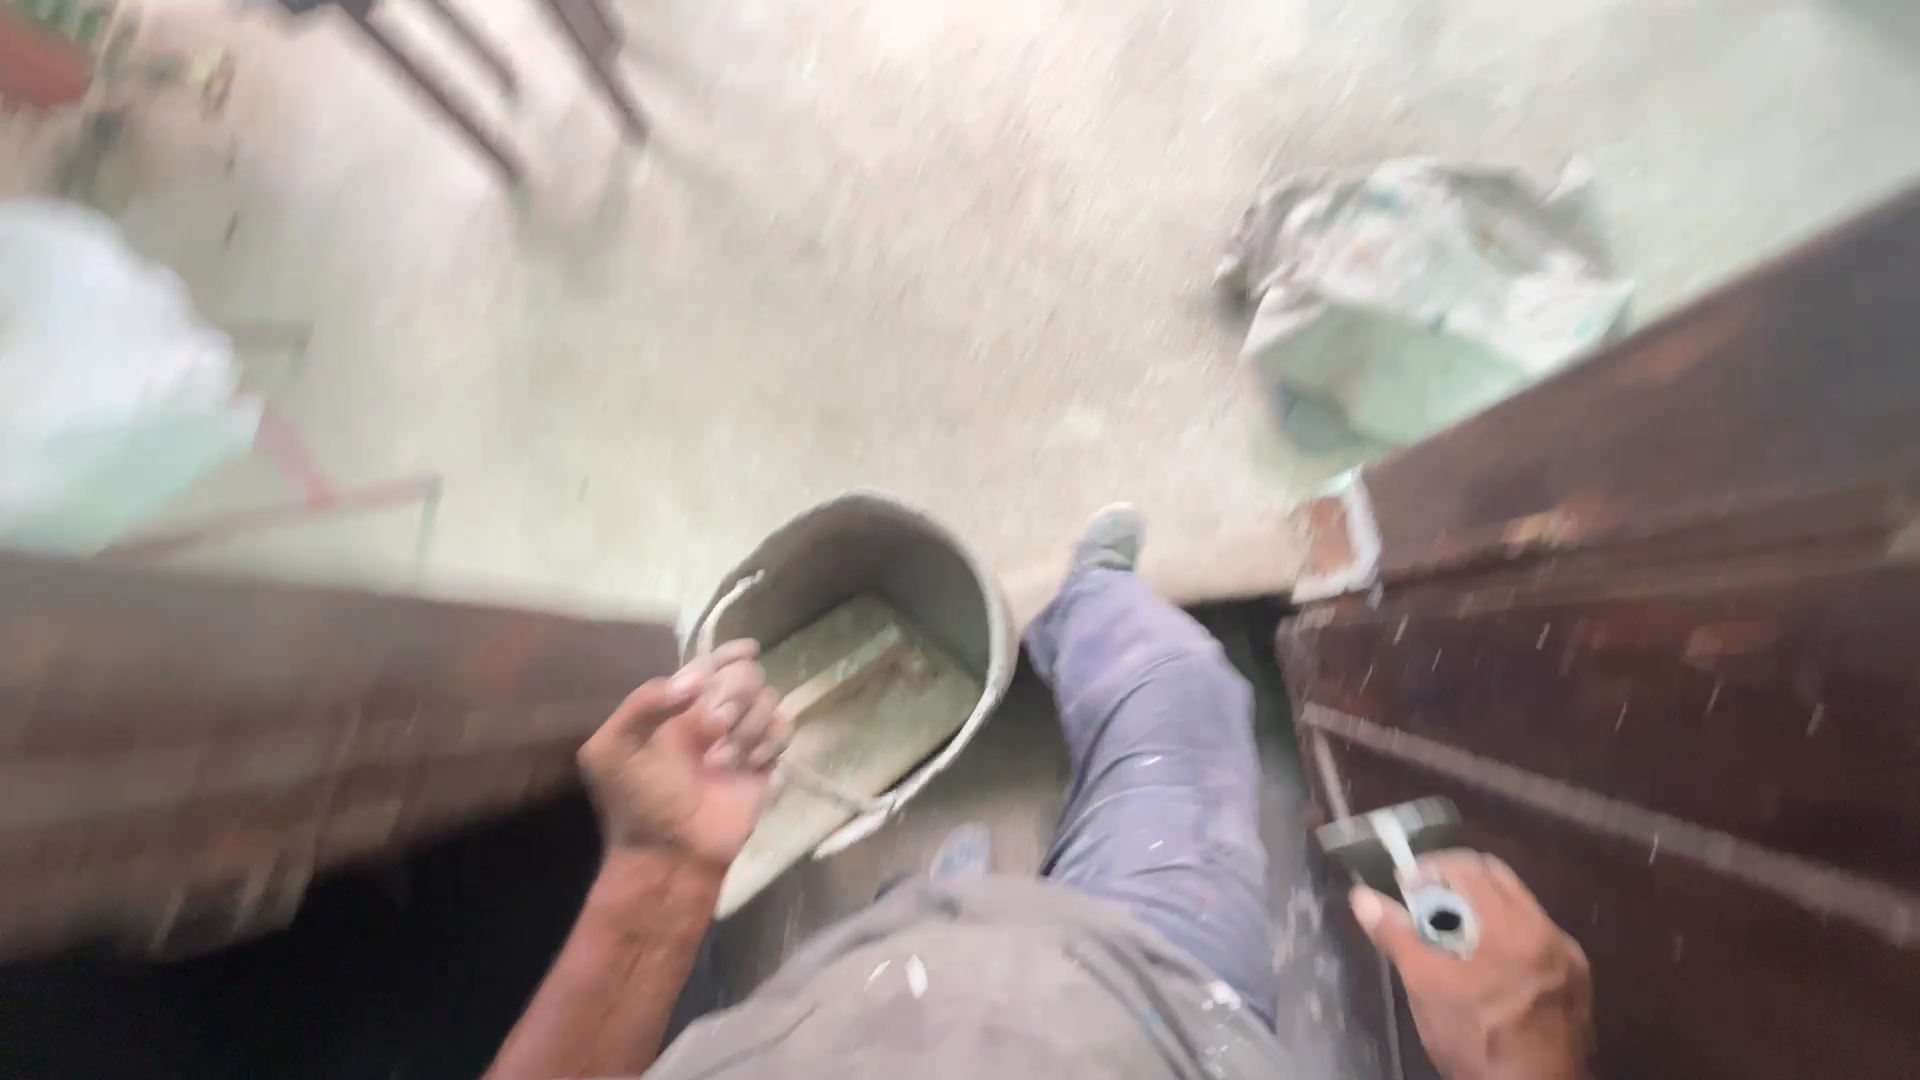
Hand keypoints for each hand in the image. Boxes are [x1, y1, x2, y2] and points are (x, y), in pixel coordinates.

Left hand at [577, 640, 793, 868]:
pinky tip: (752, 766)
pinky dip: (770, 742)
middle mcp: (714, 714)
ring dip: (748, 728)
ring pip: (770, 699)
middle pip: (747, 675)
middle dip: (734, 696)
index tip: (747, 650)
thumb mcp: (612, 750)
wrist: (672, 854)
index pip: (710, 664)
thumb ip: (643, 704)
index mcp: (678, 705)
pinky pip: (785, 728)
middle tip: (712, 730)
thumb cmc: (638, 801)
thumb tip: (695, 679)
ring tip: (722, 763)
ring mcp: (743, 736)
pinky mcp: (767, 760)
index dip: (730, 652)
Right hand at [1351, 852, 1592, 1079]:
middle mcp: (1548, 933)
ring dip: (1478, 907)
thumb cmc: (1476, 1038)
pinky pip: (1533, 933)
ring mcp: (1568, 958)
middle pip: (1496, 878)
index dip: (1430, 868)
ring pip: (1515, 905)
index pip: (1468, 866)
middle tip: (1426, 908)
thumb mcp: (1424, 984)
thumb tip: (1362, 896)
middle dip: (1455, 883)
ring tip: (1451, 938)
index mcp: (1513, 928)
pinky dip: (1502, 932)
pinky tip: (1482, 964)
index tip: (1407, 890)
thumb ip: (1395, 933)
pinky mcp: (1575, 981)